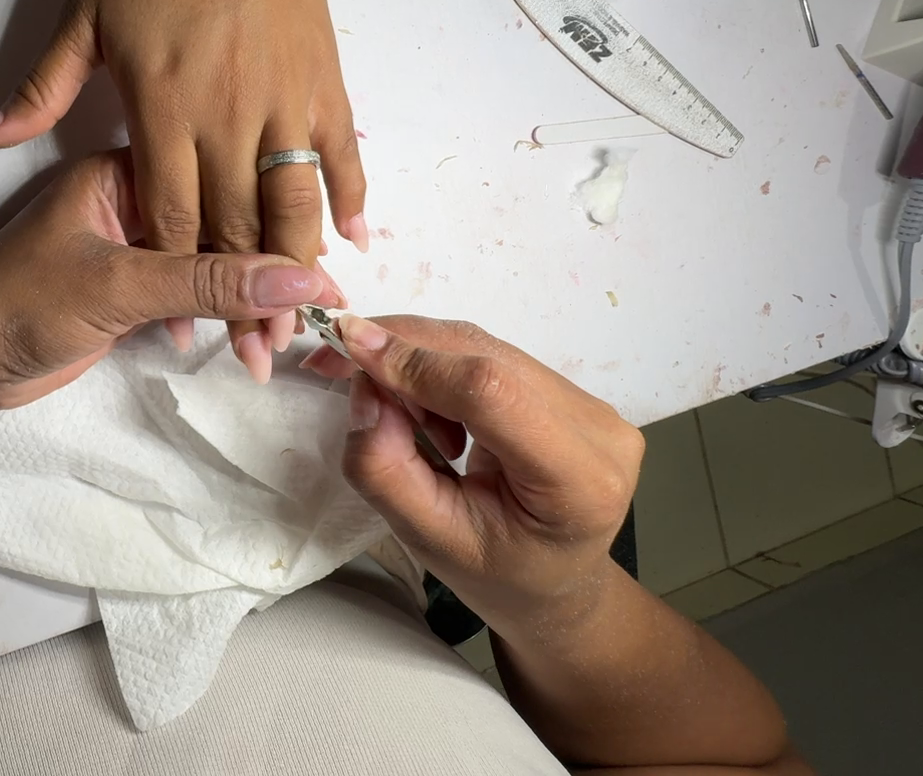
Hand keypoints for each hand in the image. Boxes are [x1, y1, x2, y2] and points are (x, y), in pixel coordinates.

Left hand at [0, 0, 364, 383]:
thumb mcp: (78, 19)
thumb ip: (38, 92)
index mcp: (163, 110)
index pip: (175, 219)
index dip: (184, 284)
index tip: (195, 336)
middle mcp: (226, 114)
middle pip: (237, 226)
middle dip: (250, 298)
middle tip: (265, 355)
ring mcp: (281, 95)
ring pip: (293, 200)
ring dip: (301, 266)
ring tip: (310, 317)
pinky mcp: (320, 74)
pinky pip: (339, 147)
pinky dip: (350, 193)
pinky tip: (358, 235)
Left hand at [0, 150, 343, 411]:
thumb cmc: (21, 304)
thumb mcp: (115, 286)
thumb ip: (204, 282)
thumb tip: (296, 282)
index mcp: (119, 173)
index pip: (212, 184)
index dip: (267, 223)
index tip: (322, 261)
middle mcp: (132, 202)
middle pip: (219, 223)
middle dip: (269, 265)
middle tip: (324, 299)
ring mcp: (132, 247)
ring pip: (209, 261)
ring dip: (248, 295)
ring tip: (298, 327)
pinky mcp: (130, 289)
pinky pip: (191, 292)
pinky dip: (221, 312)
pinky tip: (255, 330)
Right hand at [303, 316, 644, 633]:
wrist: (552, 580)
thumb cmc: (493, 572)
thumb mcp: (425, 538)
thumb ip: (384, 469)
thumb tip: (364, 390)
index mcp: (576, 479)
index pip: (490, 391)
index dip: (413, 361)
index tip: (346, 345)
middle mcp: (594, 424)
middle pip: (477, 353)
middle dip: (393, 346)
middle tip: (329, 363)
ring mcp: (583, 398)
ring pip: (471, 342)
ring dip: (407, 357)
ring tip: (388, 410)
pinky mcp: (559, 383)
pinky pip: (476, 349)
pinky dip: (425, 362)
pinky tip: (420, 405)